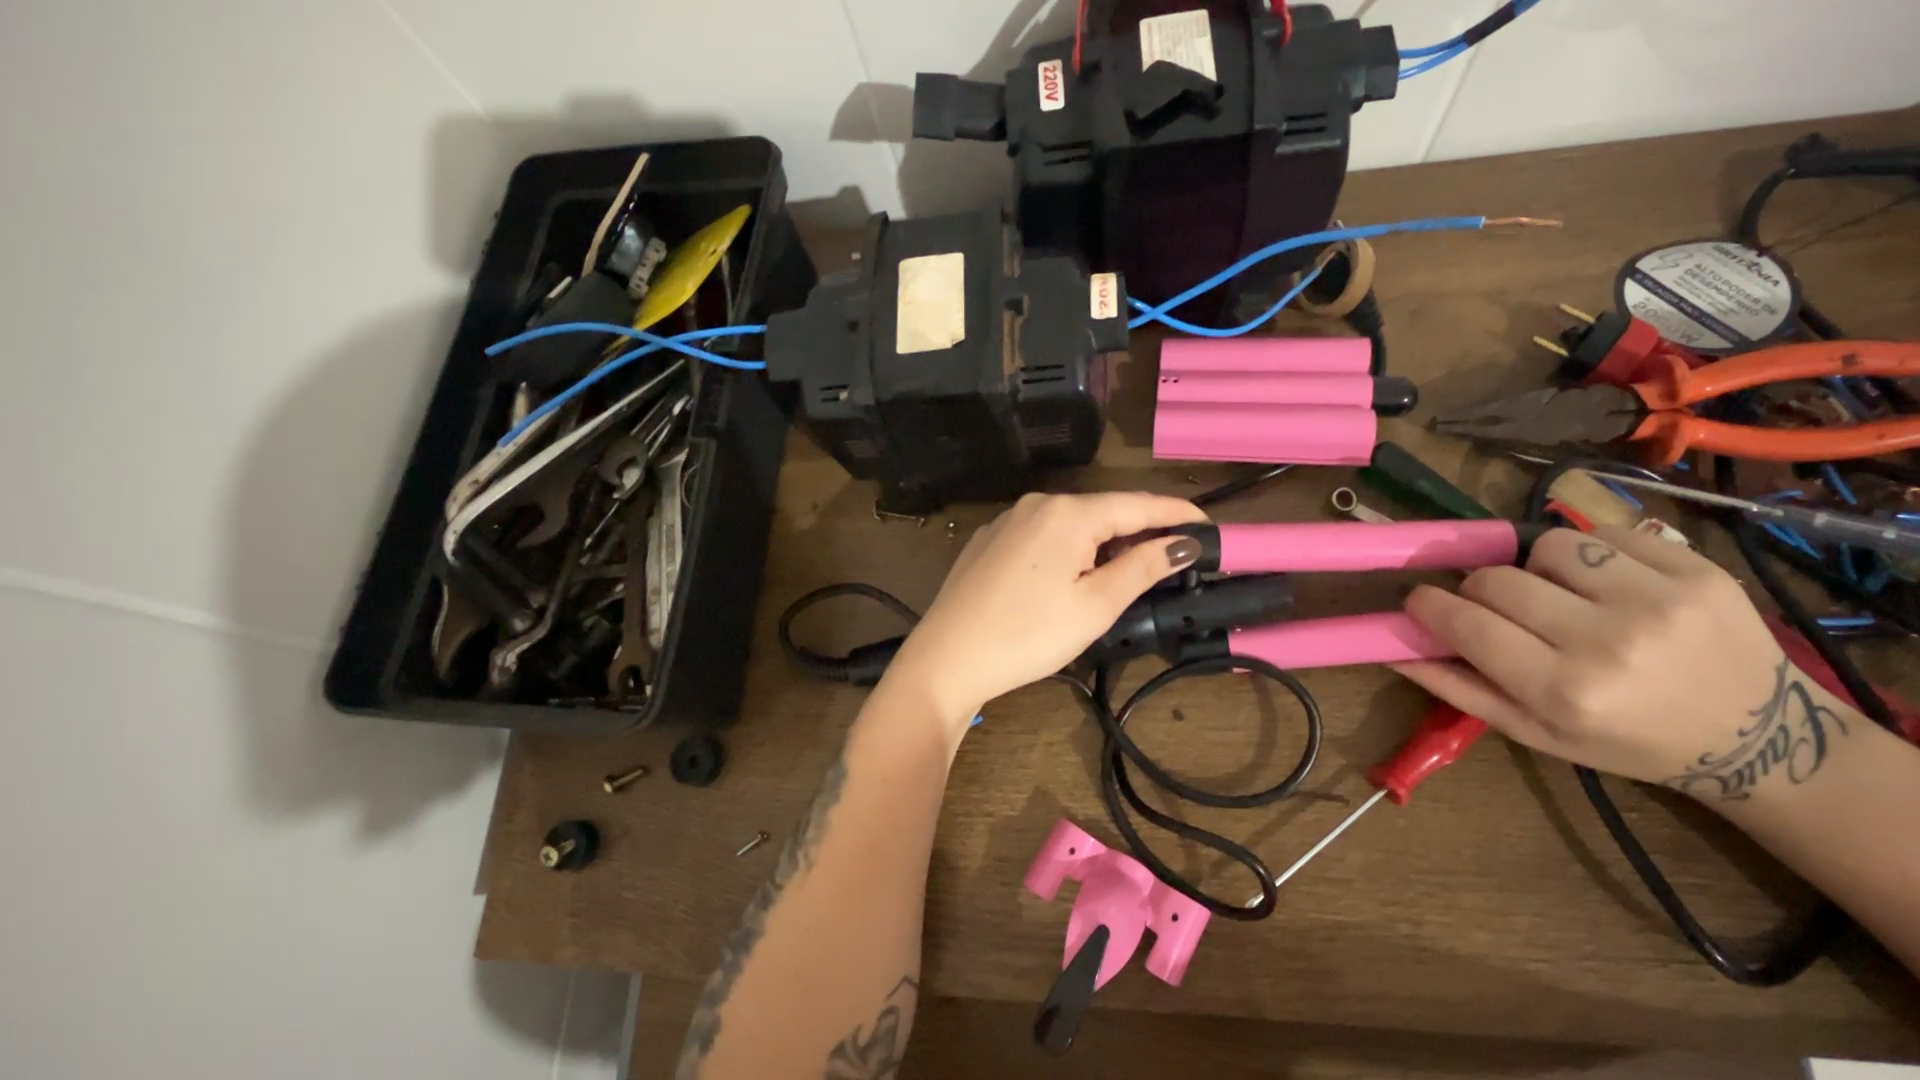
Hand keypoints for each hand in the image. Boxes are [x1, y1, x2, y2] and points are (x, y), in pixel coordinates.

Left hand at [884, 492, 1207, 727]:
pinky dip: (1072, 547)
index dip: (1178, 514)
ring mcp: (1008, 521)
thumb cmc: (1028, 635)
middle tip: (1178, 554)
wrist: (947, 659)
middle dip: (1143, 528)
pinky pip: (1044, 534)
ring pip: (1073, 522)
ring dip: (1107, 540)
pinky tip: (1077, 572)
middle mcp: (1037, 504)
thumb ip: (1142, 567)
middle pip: (1105, 510)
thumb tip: (1184, 543)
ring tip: (1135, 567)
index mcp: (1068, 513)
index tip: (1211, 526)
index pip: (1139, 504)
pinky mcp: (989, 541)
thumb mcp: (1095, 606)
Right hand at [1392, 526, 1792, 787]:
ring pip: (1548, 545)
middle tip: (1492, 605)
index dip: (1428, 605)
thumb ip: (1460, 689)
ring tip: (1558, 592)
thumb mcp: (1537, 734)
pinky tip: (1606, 583)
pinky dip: (1591, 553)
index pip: (1464, 622)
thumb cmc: (1629, 742)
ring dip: (1537, 566)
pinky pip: (1607, 533)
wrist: (1762, 738)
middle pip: (1497, 579)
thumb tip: (1392, 647)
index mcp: (1563, 691)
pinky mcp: (1695, 569)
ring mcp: (1657, 599)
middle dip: (1479, 588)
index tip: (1420, 601)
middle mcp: (1607, 641)